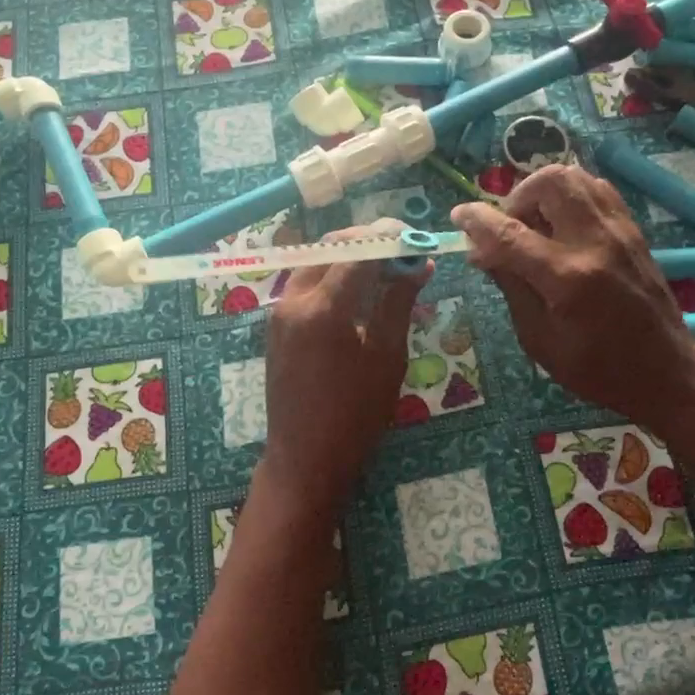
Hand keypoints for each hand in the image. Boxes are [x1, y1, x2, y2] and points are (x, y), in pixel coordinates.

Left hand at [260, 223, 431, 516]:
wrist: (304, 458)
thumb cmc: (355, 415)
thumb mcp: (386, 357)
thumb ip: (398, 303)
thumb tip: (418, 264)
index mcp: (324, 308)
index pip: (358, 251)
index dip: (388, 238)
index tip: (415, 236)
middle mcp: (294, 300)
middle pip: (331, 248)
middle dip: (367, 240)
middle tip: (401, 247)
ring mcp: (279, 311)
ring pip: (314, 261)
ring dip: (348, 254)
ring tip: (383, 265)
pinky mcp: (276, 325)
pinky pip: (304, 283)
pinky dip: (331, 274)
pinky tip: (357, 288)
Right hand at [451, 165, 694, 421]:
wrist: (666, 370)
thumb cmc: (597, 368)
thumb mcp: (539, 339)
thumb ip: (510, 286)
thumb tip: (479, 250)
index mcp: (567, 279)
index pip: (509, 233)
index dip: (476, 220)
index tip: (458, 216)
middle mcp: (595, 243)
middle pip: (549, 183)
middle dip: (517, 198)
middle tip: (510, 230)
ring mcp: (619, 231)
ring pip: (575, 176)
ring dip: (543, 192)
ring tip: (535, 226)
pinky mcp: (633, 229)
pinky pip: (596, 188)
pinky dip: (570, 195)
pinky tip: (562, 224)